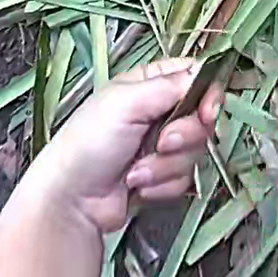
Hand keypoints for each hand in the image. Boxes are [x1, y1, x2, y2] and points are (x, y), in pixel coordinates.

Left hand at [20, 59, 222, 235]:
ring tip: (136, 170)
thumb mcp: (127, 102)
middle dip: (185, 136)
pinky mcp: (163, 174)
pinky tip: (137, 185)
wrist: (69, 203)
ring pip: (196, 149)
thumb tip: (205, 73)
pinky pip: (185, 177)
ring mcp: (162, 144)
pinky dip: (162, 183)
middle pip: (202, 116)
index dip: (209, 94)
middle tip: (162, 143)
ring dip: (168, 165)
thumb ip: (171, 85)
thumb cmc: (89, 143)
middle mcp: (161, 110)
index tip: (208, 112)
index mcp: (152, 83)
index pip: (198, 77)